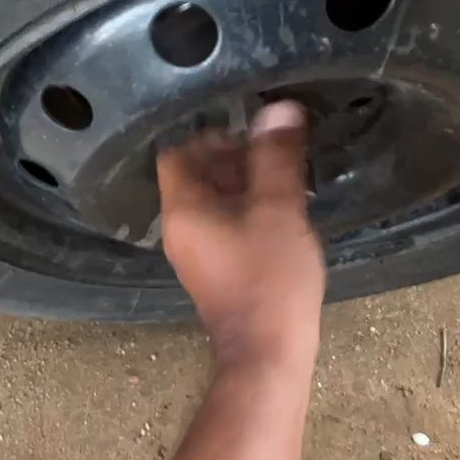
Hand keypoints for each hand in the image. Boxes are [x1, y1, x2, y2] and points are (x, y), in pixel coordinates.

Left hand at [156, 101, 324, 371]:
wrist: (268, 352)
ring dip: (243, 184)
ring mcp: (194, 253)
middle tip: (274, 154)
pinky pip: (222, 226)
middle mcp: (178, 230)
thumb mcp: (279, 210)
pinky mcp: (214, 270)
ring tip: (284, 180)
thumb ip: (277, 157)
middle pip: (193, 176)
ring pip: (211, 202)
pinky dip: (245, 211)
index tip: (248, 134)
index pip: (176, 154)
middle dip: (231, 158)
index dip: (210, 136)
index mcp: (182, 211)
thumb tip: (279, 108)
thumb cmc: (270, 279)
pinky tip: (280, 212)